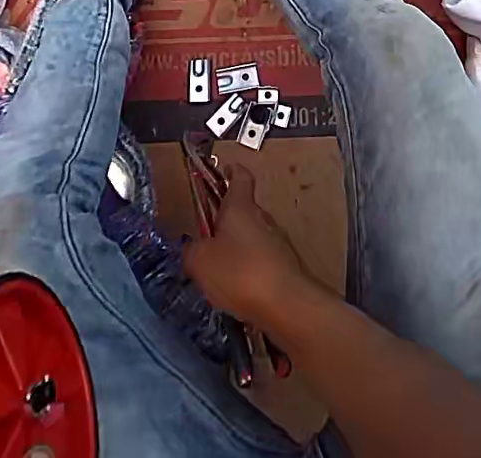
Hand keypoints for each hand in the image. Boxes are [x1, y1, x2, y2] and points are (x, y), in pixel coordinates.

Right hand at [182, 165, 323, 328]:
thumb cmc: (241, 272)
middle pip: (244, 211)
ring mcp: (279, 244)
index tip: (223, 171)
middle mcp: (263, 219)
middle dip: (227, 222)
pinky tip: (241, 293)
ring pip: (254, 238)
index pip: (240, 177)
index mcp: (240, 207)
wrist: (290, 308)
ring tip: (222, 274)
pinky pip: (264, 263)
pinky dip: (252, 273)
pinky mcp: (288, 270)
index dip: (231, 171)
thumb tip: (192, 248)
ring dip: (239, 249)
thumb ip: (191, 251)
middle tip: (208, 239)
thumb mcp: (200, 262)